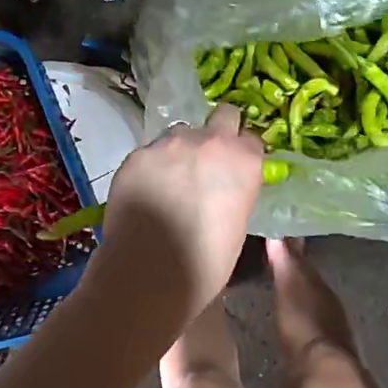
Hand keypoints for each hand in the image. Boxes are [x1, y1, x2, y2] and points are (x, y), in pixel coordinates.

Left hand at [90, 104, 263, 317]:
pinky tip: (146, 191)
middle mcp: (209, 141)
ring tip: (170, 179)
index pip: (251, 139)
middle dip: (219, 133)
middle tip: (208, 161)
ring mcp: (169, 144)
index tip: (235, 169)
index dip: (243, 153)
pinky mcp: (136, 155)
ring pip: (180, 132)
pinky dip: (151, 166)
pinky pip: (150, 152)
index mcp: (243, 160)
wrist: (151, 271)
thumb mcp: (237, 223)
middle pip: (222, 116)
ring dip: (180, 149)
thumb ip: (234, 190)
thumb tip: (222, 187)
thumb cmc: (206, 262)